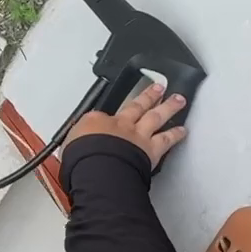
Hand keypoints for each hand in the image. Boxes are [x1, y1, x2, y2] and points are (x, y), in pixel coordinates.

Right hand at [66, 81, 188, 167]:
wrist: (98, 165)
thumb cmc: (80, 157)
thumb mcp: (67, 145)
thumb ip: (73, 143)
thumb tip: (69, 148)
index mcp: (96, 121)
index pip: (102, 114)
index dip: (107, 115)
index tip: (107, 116)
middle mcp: (120, 124)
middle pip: (136, 105)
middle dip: (147, 95)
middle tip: (158, 86)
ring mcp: (137, 135)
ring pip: (156, 116)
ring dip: (167, 106)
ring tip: (177, 99)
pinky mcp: (151, 149)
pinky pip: (166, 139)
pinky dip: (176, 134)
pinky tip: (183, 130)